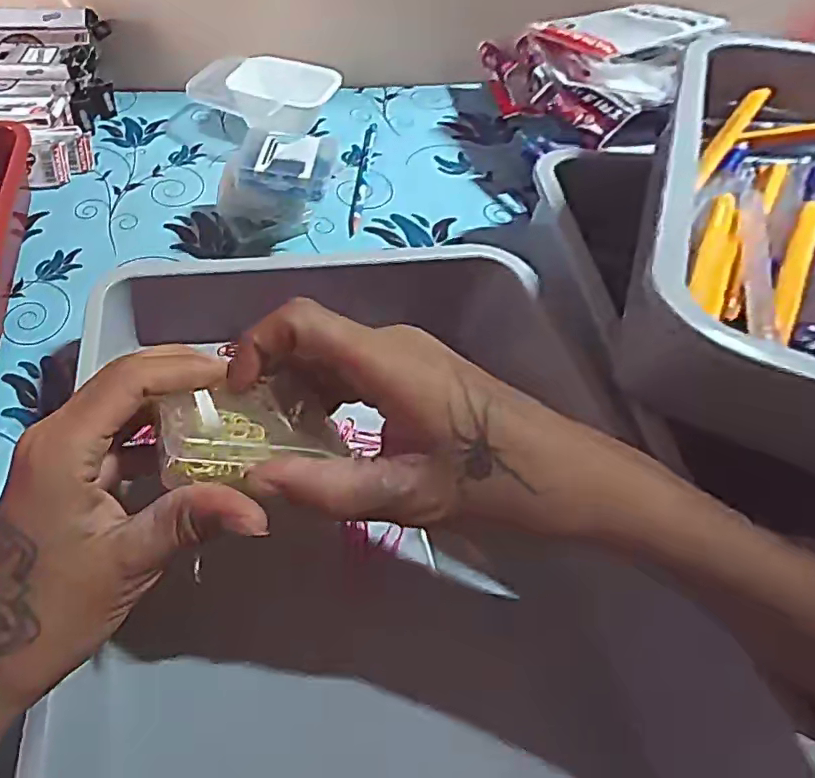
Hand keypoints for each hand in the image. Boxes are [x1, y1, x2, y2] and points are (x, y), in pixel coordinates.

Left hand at [0, 346, 267, 713]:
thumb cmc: (56, 608)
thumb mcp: (128, 561)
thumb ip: (190, 520)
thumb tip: (257, 510)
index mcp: (62, 444)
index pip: (127, 379)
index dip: (181, 368)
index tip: (230, 372)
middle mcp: (53, 431)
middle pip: (119, 378)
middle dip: (176, 371)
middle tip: (230, 378)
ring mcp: (54, 447)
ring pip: (115, 400)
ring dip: (164, 396)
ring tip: (216, 400)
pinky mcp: (61, 466)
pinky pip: (110, 430)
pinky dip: (148, 427)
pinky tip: (185, 439)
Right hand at [231, 298, 713, 549]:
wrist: (579, 481)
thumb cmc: (498, 486)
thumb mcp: (408, 496)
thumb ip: (326, 488)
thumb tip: (254, 479)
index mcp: (386, 358)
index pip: (300, 318)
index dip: (256, 343)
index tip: (236, 391)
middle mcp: (389, 341)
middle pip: (307, 333)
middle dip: (266, 370)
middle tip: (243, 423)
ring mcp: (404, 353)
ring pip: (326, 351)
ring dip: (292, 384)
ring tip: (273, 435)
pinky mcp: (414, 370)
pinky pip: (349, 367)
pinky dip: (320, 393)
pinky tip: (318, 435)